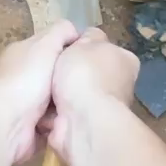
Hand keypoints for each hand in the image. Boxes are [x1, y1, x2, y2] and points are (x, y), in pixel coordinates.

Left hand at [0, 21, 78, 162]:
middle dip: (69, 80)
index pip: (50, 45)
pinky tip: (71, 121)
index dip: (69, 49)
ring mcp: (24, 103)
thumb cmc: (27, 78)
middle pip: (55, 74)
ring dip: (67, 102)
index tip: (88, 56)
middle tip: (89, 83)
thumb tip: (76, 32)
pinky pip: (53, 122)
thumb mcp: (46, 44)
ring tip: (83, 104)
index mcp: (22, 54)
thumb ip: (61, 31)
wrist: (8, 122)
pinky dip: (60, 122)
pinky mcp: (29, 127)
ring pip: (57, 99)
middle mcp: (22, 76)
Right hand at [45, 28, 138, 162]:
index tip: (64, 50)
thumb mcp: (87, 42)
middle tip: (48, 67)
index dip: (82, 48)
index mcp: (125, 62)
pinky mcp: (85, 128)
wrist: (82, 119)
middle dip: (69, 74)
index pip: (103, 50)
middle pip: (87, 73)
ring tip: (40, 87)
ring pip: (74, 95)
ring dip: (58, 94)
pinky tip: (41, 106)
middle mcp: (118, 87)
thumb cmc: (85, 74)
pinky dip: (54, 112)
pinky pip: (64, 114)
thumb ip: (89, 37)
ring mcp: (102, 110)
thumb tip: (90, 38)